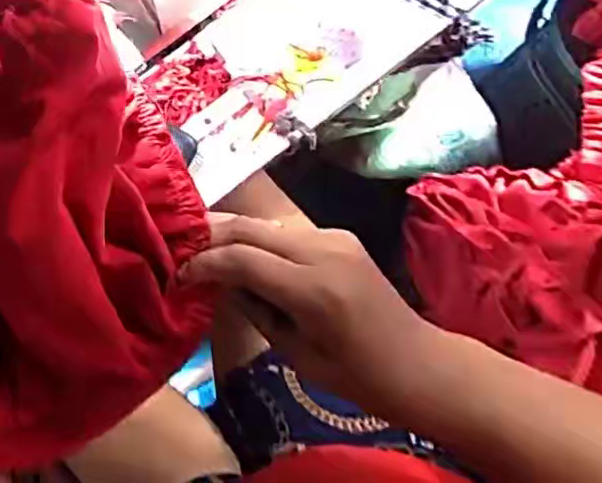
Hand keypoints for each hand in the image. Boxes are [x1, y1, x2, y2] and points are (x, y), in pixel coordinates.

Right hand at [181, 214, 441, 413]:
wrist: (423, 365)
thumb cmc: (361, 378)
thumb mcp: (298, 356)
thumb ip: (255, 310)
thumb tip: (220, 280)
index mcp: (315, 290)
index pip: (242, 259)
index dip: (204, 263)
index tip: (179, 274)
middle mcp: (323, 250)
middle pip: (248, 228)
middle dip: (209, 235)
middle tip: (180, 247)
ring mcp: (332, 236)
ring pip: (264, 224)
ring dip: (230, 231)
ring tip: (201, 243)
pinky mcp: (336, 233)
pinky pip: (285, 231)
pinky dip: (257, 238)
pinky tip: (241, 249)